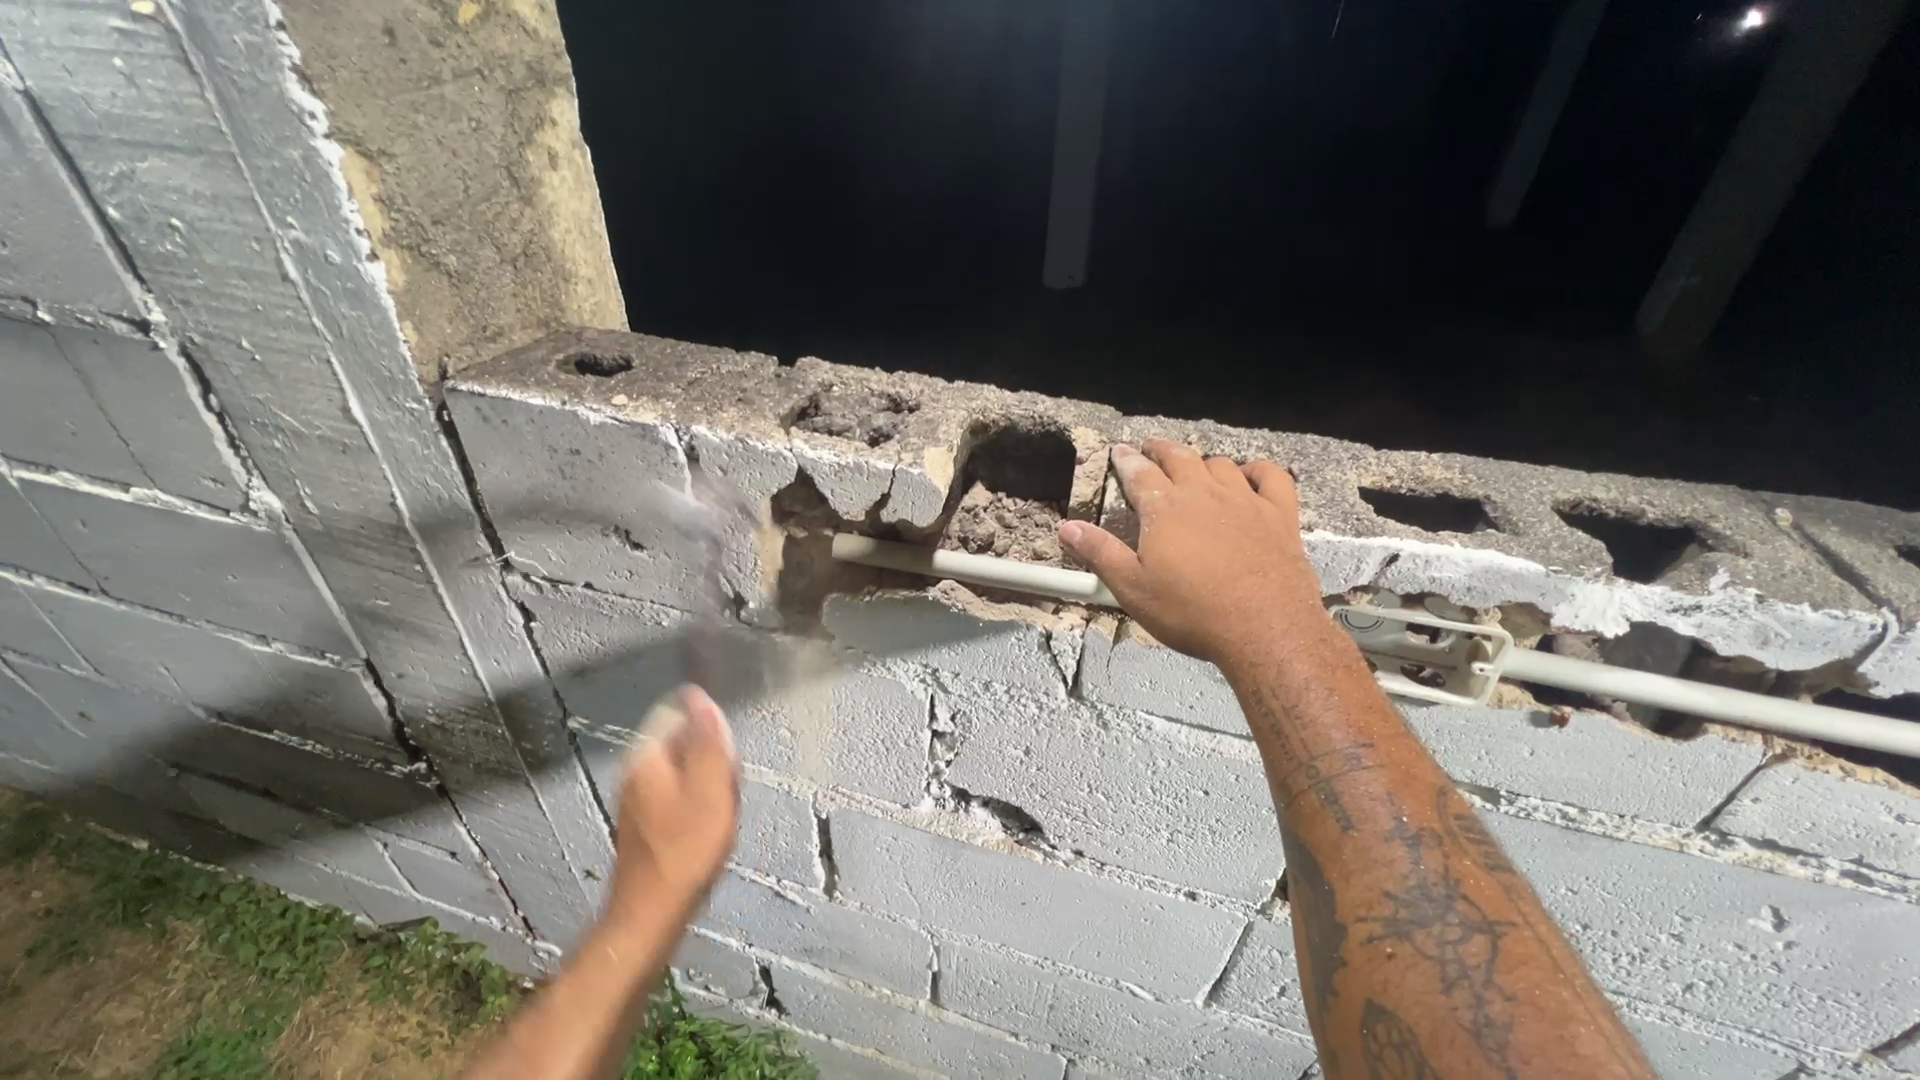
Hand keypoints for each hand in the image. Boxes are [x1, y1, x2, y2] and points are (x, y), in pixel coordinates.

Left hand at [608, 685, 739, 920]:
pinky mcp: (644, 824)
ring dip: (709, 785)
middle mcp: (635, 771)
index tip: (727, 757)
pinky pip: (679, 798)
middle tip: (726, 789)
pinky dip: (698, 807)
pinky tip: (708, 831)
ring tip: (721, 812)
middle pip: (684, 744)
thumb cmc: (687, 848)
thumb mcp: (711, 787)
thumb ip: (708, 740)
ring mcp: (637, 799)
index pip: (682, 714)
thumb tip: (702, 697)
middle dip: (712, 760)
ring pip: (684, 773)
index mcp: (646, 755)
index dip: (711, 729)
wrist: (653, 912)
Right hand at [1058, 440, 1324, 665]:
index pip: (1138, 473)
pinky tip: (1249, 475)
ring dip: (1202, 461)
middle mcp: (1204, 493)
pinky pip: (1272, 477)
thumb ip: (1100, 553)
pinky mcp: (1280, 516)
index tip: (1118, 452)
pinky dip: (1257, 470)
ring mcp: (1246, 501)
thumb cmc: (1191, 612)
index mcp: (1165, 509)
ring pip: (1220, 465)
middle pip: (1179, 458)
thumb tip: (1067, 527)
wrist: (1264, 628)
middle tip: (1150, 448)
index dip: (1125, 460)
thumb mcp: (1133, 589)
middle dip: (1160, 450)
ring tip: (1193, 465)